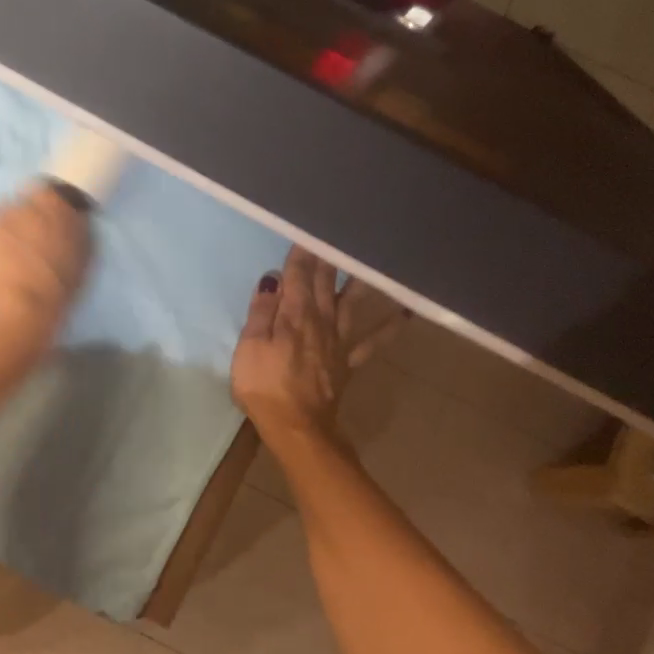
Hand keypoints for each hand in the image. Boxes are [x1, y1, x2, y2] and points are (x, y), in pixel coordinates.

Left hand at [0, 181, 92, 359]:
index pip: (45, 191)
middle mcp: (19, 204)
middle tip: (29, 246)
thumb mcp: (83, 251)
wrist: (22, 308)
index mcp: (51, 202)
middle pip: (20, 205)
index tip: (47, 222)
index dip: (45, 206)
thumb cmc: (60, 284)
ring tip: (10, 261)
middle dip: (23, 221)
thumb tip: (70, 216)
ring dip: (4, 234)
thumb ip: (74, 226)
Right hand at [231, 246, 404, 443]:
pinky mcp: (347, 360)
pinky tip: (404, 313)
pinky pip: (373, 341)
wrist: (296, 425)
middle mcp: (321, 321)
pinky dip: (390, 326)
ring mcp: (339, 341)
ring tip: (376, 258)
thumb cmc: (263, 386)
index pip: (297, 277)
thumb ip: (262, 314)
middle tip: (339, 231)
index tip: (307, 229)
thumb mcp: (249, 348)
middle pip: (324, 284)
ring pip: (353, 302)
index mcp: (293, 317)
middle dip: (329, 257)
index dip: (300, 253)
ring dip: (362, 279)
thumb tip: (272, 280)